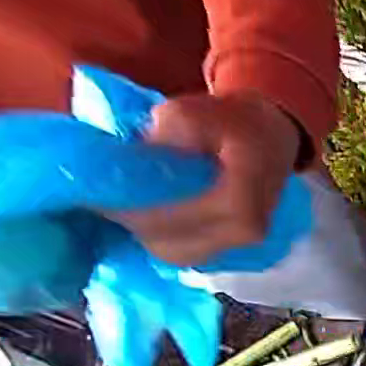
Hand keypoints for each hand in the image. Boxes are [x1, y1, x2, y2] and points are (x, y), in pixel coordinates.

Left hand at [119, 91, 300, 265]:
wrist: (274, 135)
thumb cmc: (237, 123)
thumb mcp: (194, 112)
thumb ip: (161, 136)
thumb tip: (127, 164)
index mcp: (240, 205)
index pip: (168, 222)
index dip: (125, 209)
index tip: (91, 187)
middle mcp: (245, 234)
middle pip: (169, 244)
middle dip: (130, 222)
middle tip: (103, 195)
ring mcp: (242, 244)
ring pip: (175, 253)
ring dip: (144, 232)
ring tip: (125, 203)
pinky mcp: (235, 246)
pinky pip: (187, 252)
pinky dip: (161, 236)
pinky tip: (149, 212)